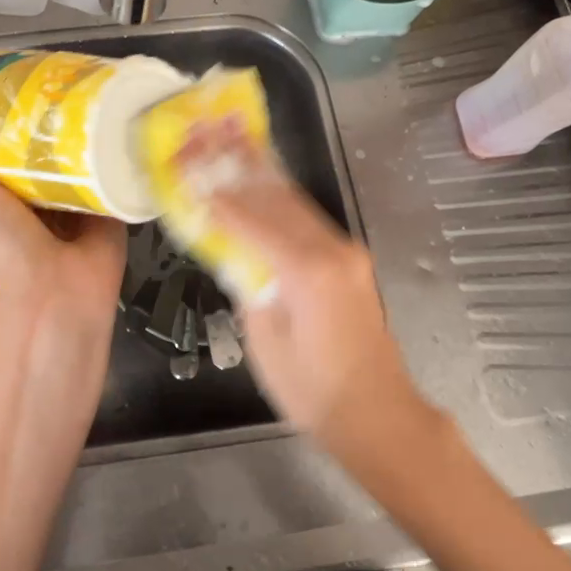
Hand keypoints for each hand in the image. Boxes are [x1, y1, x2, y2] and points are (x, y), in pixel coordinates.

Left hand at [0, 87, 126, 325]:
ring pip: (85, 150)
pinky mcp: (112, 200)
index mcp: (6, 187)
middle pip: (50, 140)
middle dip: (56, 110)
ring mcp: (80, 194)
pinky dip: (121, 145)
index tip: (20, 66)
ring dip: (91, 123)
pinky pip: (117, 167)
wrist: (58, 293)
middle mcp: (43, 188)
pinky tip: (128, 111)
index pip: (8, 137)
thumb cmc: (7, 244)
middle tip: (68, 66)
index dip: (11, 105)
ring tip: (100, 78)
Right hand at [208, 144, 417, 445]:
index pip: (253, 222)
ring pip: (298, 207)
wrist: (377, 413)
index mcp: (307, 269)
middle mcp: (332, 250)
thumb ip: (248, 288)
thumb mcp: (265, 341)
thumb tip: (234, 256)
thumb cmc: (313, 388)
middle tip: (209, 157)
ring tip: (231, 164)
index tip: (193, 181)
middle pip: (279, 202)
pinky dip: (283, 209)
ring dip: (263, 188)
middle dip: (242, 180)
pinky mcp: (352, 262)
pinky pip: (310, 224)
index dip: (220, 202)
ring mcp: (347, 253)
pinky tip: (263, 199)